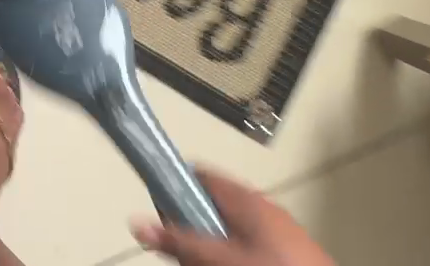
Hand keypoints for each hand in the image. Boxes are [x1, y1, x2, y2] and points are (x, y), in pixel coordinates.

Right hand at [130, 170, 333, 265]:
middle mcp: (263, 206)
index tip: (161, 210)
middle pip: (213, 204)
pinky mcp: (294, 255)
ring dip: (214, 248)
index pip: (198, 173)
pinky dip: (235, 257)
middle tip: (184, 254)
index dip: (174, 185)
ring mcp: (282, 232)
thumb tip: (135, 221)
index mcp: (246, 198)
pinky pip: (252, 246)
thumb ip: (180, 241)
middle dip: (193, 227)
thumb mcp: (222, 261)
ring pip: (232, 230)